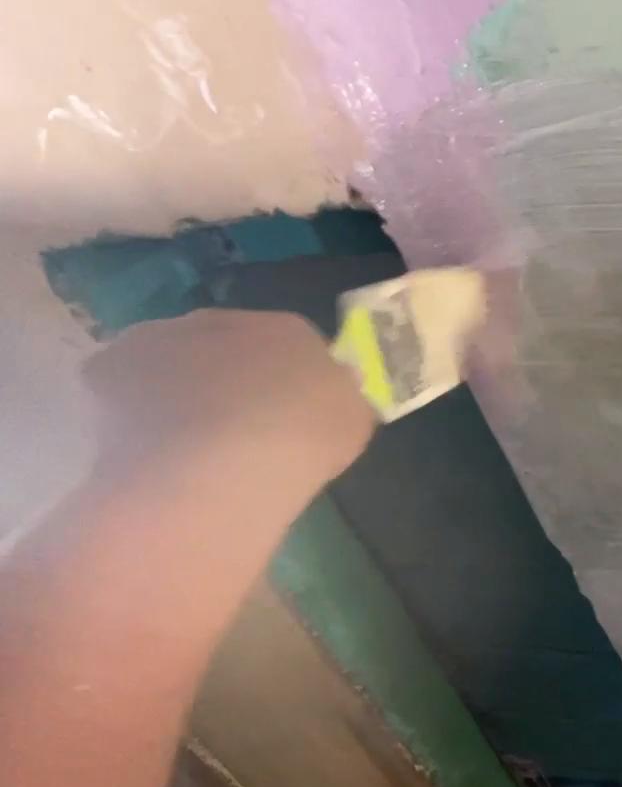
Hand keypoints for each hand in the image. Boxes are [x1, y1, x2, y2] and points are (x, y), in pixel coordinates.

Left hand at [82, 309, 375, 505]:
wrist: (217, 466)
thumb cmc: (304, 439)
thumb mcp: (354, 418)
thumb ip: (340, 392)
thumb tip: (329, 384)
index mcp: (290, 329)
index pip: (296, 341)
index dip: (298, 374)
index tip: (302, 407)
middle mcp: (221, 320)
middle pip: (231, 342)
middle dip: (238, 371)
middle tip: (251, 420)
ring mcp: (157, 338)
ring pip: (177, 358)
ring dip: (187, 384)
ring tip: (202, 436)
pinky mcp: (103, 366)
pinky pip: (130, 384)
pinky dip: (142, 405)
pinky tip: (161, 441)